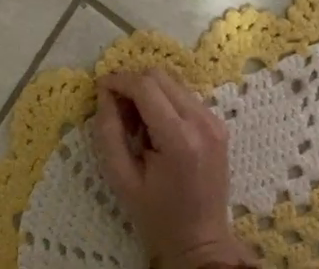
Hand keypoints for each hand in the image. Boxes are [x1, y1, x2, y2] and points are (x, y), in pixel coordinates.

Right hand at [92, 68, 253, 268]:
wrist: (202, 242)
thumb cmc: (158, 216)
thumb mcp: (122, 179)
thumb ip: (108, 132)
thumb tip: (105, 94)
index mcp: (180, 139)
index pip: (145, 86)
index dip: (118, 80)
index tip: (100, 89)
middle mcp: (202, 121)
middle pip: (159, 77)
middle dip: (132, 85)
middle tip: (119, 112)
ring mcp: (214, 121)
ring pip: (172, 82)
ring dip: (149, 93)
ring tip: (138, 125)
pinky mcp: (218, 124)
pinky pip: (184, 96)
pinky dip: (164, 101)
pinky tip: (157, 129)